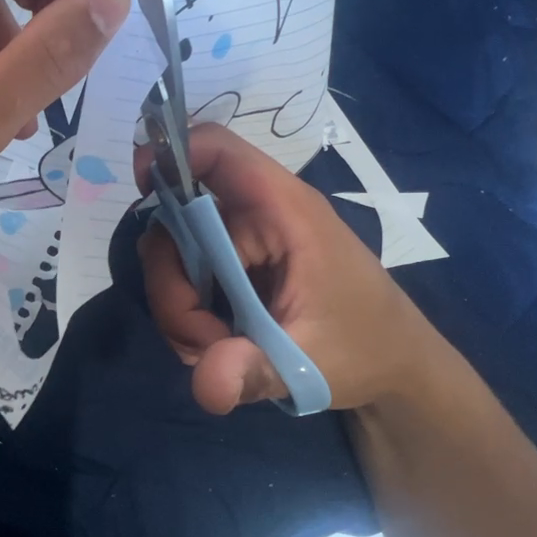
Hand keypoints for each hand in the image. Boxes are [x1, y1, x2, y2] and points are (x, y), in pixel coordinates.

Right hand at [135, 124, 448, 413]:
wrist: (395, 368)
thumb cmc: (368, 349)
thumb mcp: (313, 366)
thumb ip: (256, 371)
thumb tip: (206, 385)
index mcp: (285, 214)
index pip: (220, 152)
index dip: (172, 154)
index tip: (140, 189)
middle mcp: (255, 218)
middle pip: (175, 223)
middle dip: (172, 287)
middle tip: (203, 340)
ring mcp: (239, 243)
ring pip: (172, 257)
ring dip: (178, 308)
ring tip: (216, 350)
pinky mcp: (231, 265)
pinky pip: (183, 277)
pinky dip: (185, 315)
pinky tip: (215, 346)